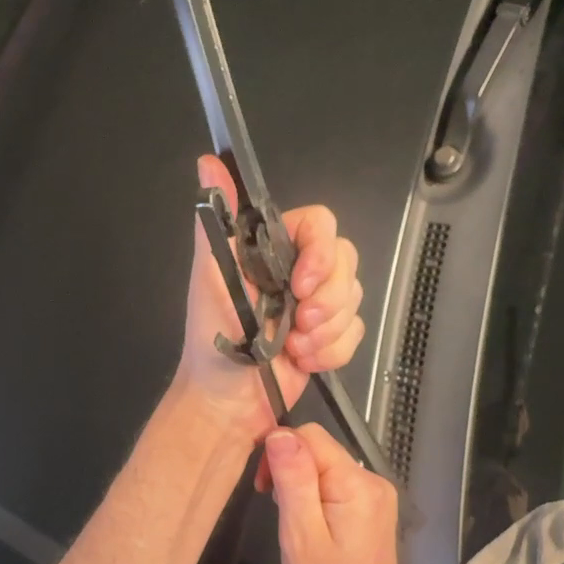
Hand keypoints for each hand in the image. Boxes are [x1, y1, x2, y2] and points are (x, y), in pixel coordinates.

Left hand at [175, 155, 365, 439]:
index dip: (320, 253)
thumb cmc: (213, 339)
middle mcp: (297, 271)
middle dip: (327, 299)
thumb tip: (207, 162)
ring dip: (326, 330)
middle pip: (346, 261)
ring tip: (293, 347)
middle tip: (298, 324)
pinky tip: (303, 361)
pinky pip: (356, 333)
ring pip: (354, 299)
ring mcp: (315, 305)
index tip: (302, 284)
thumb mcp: (209, 276)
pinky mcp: (329, 338)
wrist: (226, 402)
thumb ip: (216, 220)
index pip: (320, 224)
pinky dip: (332, 351)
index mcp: (271, 249)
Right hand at [263, 424, 406, 563]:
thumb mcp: (300, 536)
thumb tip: (280, 433)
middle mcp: (375, 483)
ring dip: (300, 486)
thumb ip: (293, 481)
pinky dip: (315, 500)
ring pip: (326, 469)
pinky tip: (307, 529)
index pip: (312, 437)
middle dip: (289, 470)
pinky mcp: (373, 514)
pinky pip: (336, 488)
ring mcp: (377, 499)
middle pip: (320, 450)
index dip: (279, 452)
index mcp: (359, 485)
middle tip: (272, 509)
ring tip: (290, 525)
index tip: (262, 487)